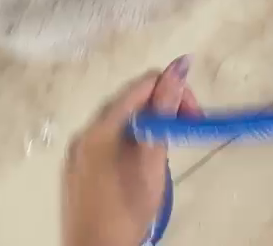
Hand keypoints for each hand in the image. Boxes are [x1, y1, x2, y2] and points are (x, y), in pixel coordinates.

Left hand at [63, 57, 199, 245]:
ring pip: (123, 118)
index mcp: (102, 127)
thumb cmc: (128, 208)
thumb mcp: (153, 156)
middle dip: (164, 105)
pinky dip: (133, 136)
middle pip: (133, 98)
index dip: (175, 90)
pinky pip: (111, 137)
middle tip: (185, 128)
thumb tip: (181, 65)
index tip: (194, 115)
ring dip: (151, 121)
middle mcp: (85, 132)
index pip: (145, 83)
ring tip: (167, 146)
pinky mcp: (78, 169)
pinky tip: (144, 159)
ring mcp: (78, 152)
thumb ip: (165, 108)